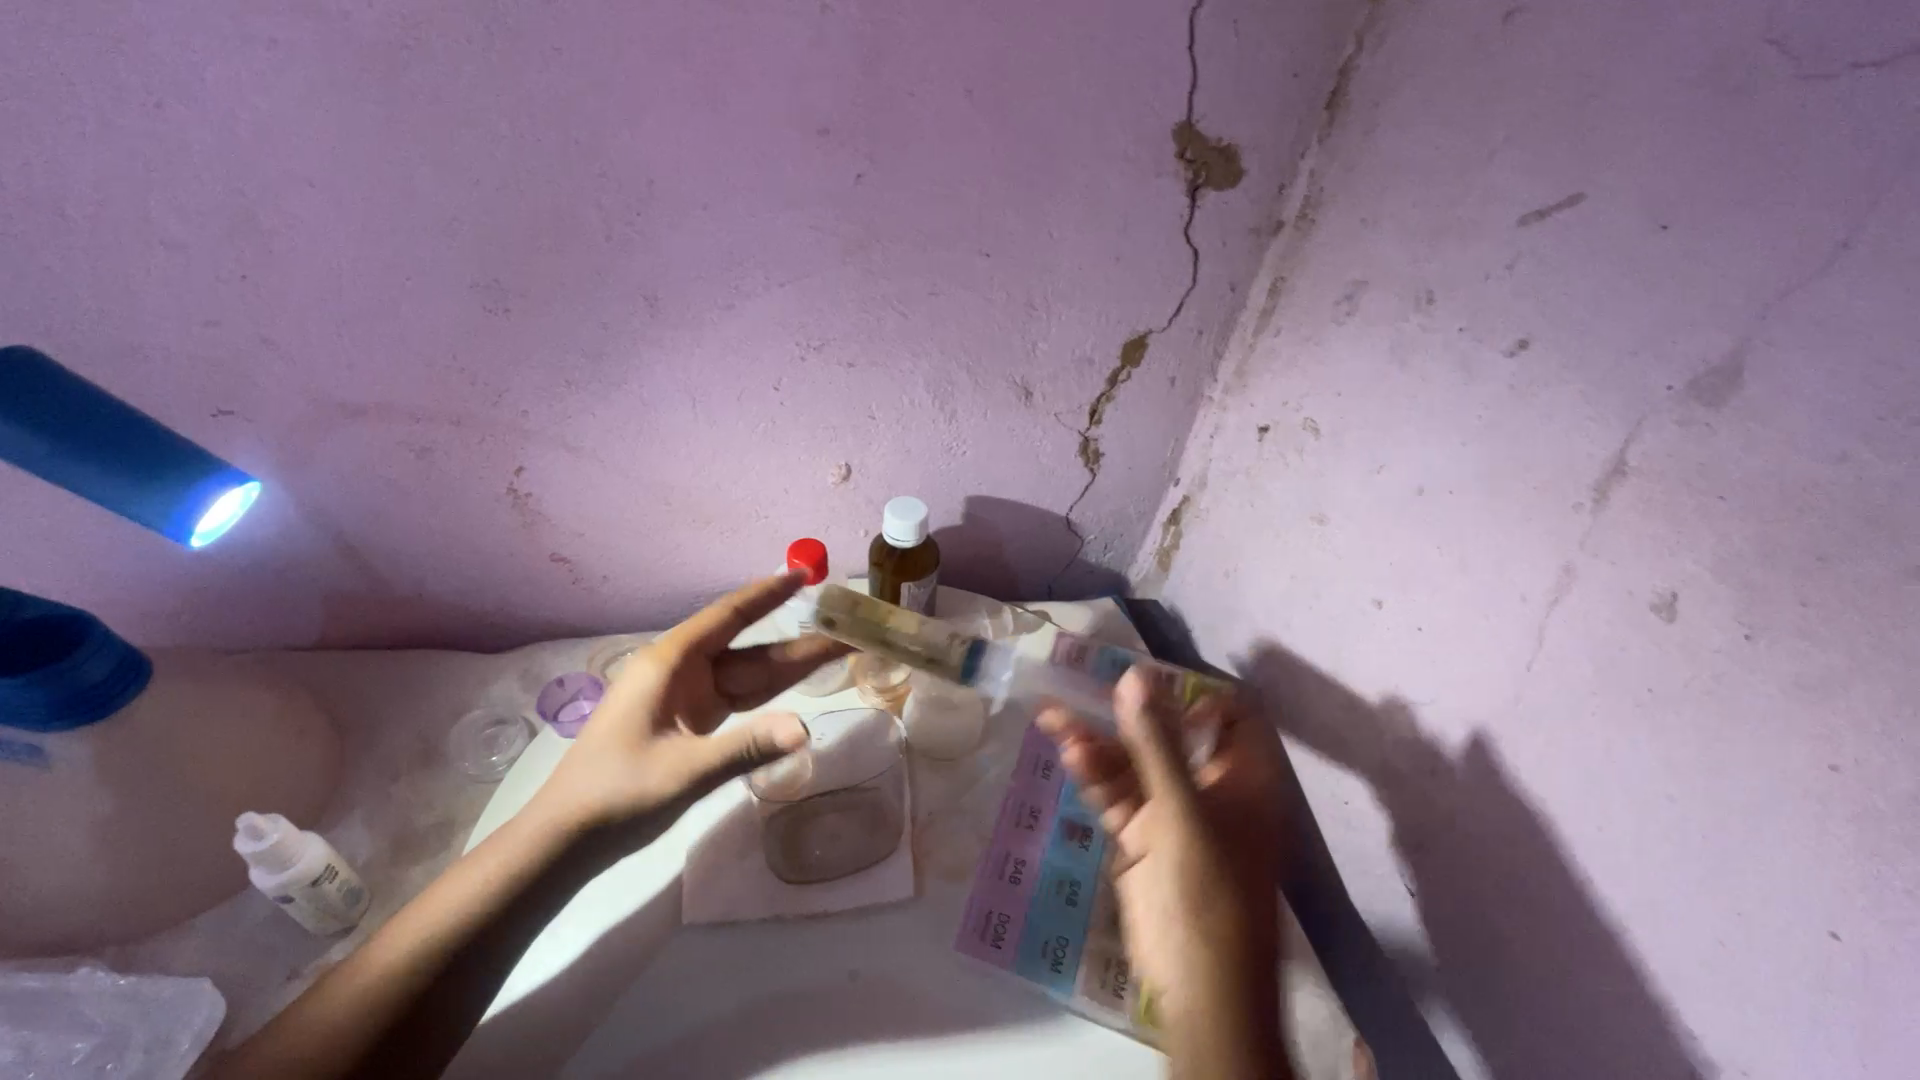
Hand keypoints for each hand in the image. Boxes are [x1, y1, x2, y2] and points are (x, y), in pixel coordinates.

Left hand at [526, 572, 849, 838]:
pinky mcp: (688, 725)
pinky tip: (797, 692)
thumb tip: (807, 730)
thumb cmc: (615, 795)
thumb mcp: (683, 772)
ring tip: (839, 656)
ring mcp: (684, 700)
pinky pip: (737, 702)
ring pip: (747, 677)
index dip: (768, 595)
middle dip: (798, 643)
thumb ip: (746, 748)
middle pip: (749, 651)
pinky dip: (768, 698)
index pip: (728, 616)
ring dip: (788, 670)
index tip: (804, 574)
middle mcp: (680, 673)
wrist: (565, 838)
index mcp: (670, 664)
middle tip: (848, 633)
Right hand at [1039, 668, 1290, 1074]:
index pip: (1233, 714)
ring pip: (1135, 765)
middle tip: (1081, 687)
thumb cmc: (1207, 894)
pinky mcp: (1143, 839)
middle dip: (1127, 713)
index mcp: (1245, 778)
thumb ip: (1156, 744)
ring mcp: (1175, 815)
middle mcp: (1213, 789)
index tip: (1151, 680)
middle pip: (1171, 736)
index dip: (1197, 692)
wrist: (1198, 990)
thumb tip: (1136, 676)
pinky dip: (1093, 776)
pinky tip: (1067, 753)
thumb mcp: (1182, 812)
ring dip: (1097, 743)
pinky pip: (1117, 796)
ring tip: (1052, 717)